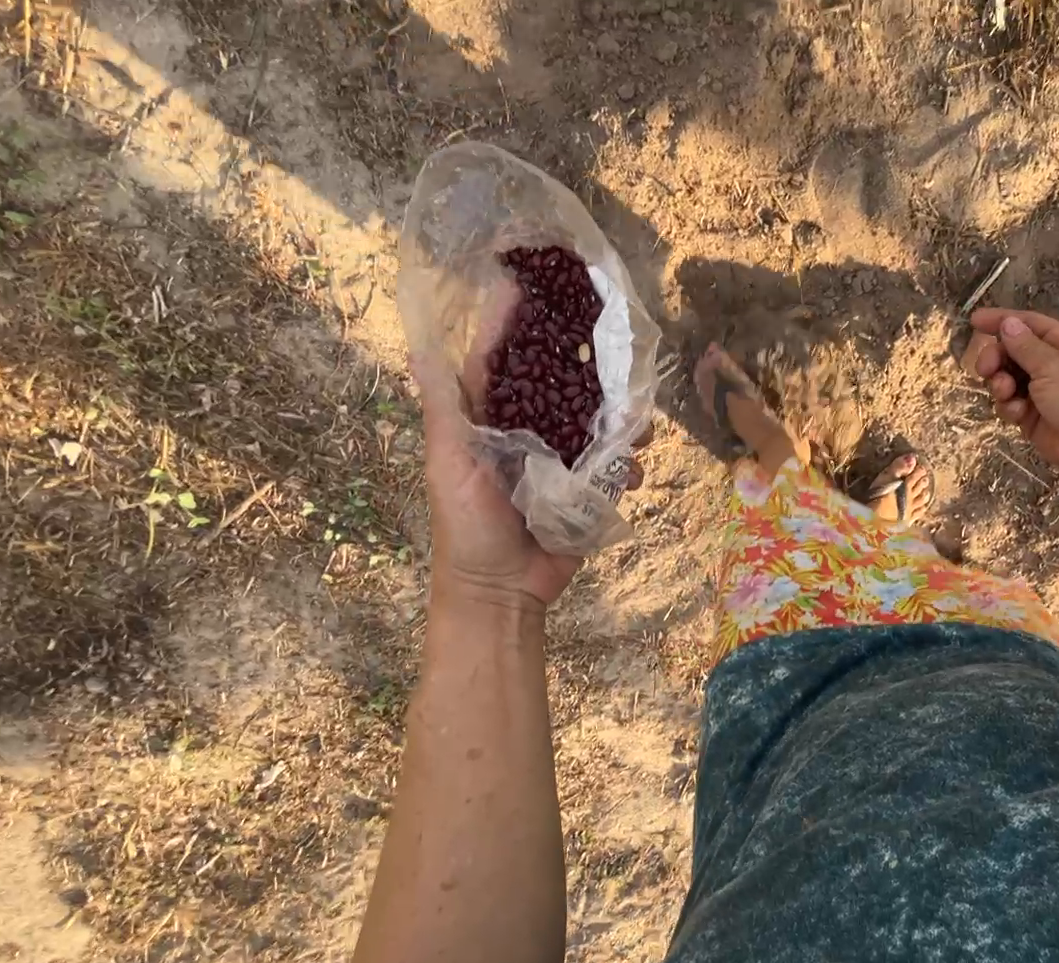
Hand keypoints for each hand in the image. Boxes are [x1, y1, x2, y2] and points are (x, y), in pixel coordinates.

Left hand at [409, 287, 642, 611]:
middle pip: (561, 379)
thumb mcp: (450, 465)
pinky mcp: (590, 485)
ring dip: (622, 414)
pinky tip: (637, 465)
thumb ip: (446, 409)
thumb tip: (417, 343)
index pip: (500, 355)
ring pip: (598, 418)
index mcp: (488, 416)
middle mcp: (528, 427)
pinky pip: (617, 461)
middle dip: (587, 359)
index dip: (514, 317)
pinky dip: (631, 460)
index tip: (533, 276)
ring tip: (640, 415)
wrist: (503, 590)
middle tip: (615, 335)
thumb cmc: (467, 526)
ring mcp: (563, 456)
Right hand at [961, 308, 1058, 478]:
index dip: (1002, 321)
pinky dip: (1009, 406)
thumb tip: (1008, 322)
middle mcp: (1052, 365)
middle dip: (996, 358)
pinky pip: (1010, 404)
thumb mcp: (1051, 365)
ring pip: (1007, 379)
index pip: (1028, 324)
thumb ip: (1024, 345)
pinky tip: (1017, 413)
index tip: (974, 321)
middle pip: (1012, 352)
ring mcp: (1041, 392)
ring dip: (1001, 384)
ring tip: (1005, 392)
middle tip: (985, 368)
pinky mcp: (1032, 416)